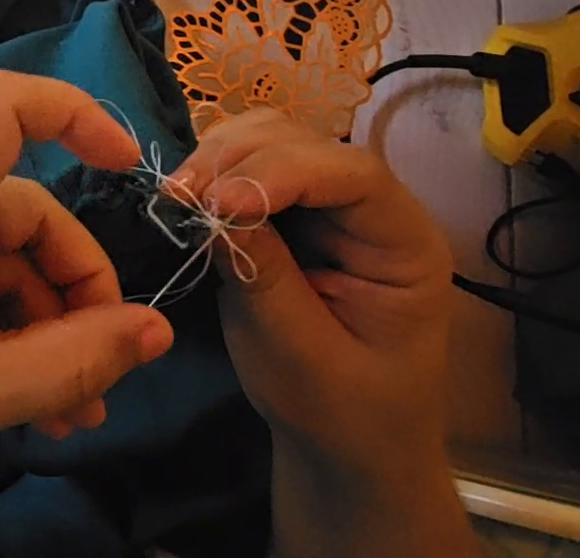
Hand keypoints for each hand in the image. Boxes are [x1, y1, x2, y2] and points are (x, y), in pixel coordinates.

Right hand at [172, 109, 473, 556]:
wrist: (341, 440)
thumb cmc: (338, 410)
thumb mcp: (300, 353)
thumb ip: (262, 275)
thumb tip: (212, 207)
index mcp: (402, 245)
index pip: (352, 176)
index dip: (284, 173)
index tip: (220, 205)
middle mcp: (366, 209)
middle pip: (302, 143)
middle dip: (236, 159)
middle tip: (180, 197)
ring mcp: (321, 204)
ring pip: (267, 139)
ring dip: (216, 157)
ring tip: (177, 195)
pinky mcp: (281, 210)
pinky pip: (242, 163)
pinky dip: (208, 170)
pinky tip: (185, 196)